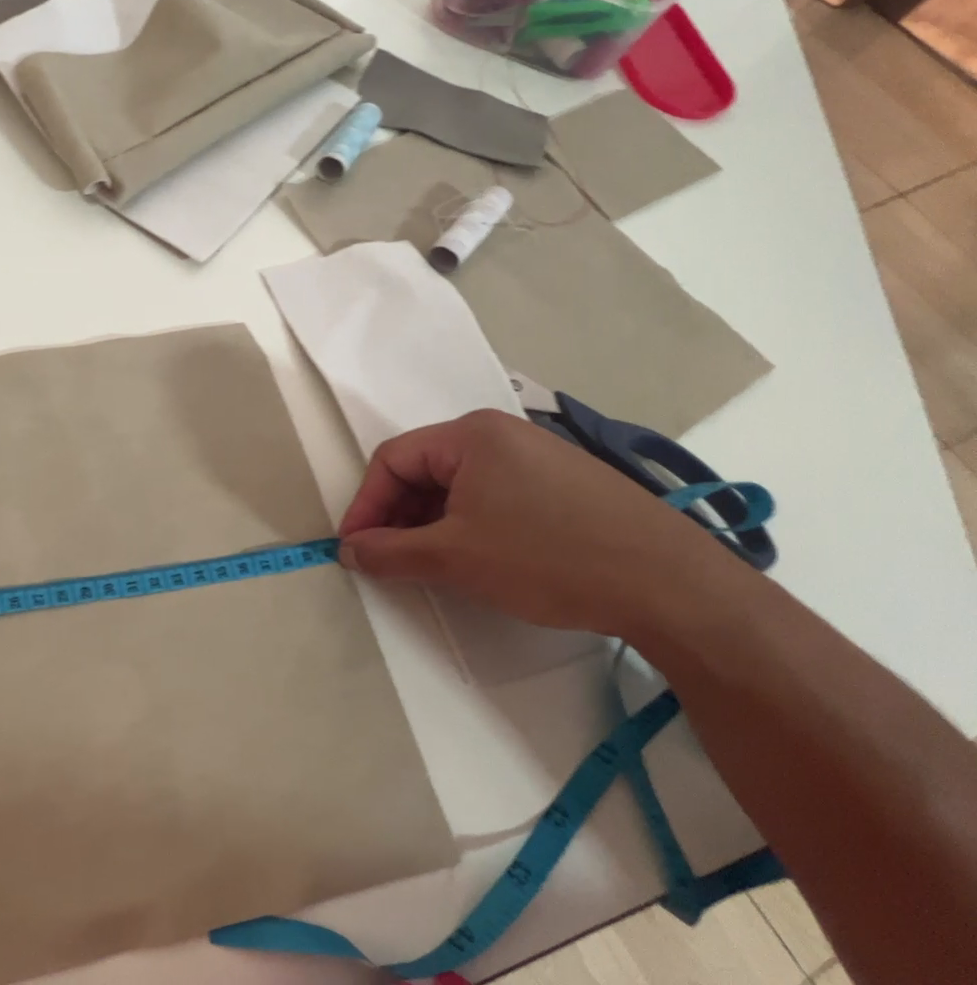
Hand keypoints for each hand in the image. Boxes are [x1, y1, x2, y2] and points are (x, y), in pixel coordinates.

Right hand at [336, 410, 756, 641]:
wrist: (670, 585)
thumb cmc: (547, 559)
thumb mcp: (454, 558)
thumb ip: (389, 552)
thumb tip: (349, 550)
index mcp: (471, 435)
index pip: (392, 459)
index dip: (365, 505)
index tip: (355, 550)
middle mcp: (504, 434)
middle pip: (425, 470)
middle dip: (398, 516)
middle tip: (390, 561)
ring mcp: (540, 457)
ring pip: (460, 486)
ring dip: (433, 524)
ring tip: (431, 566)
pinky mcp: (567, 485)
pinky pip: (496, 497)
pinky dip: (471, 526)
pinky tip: (479, 561)